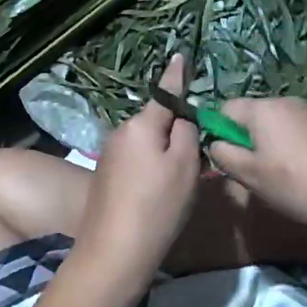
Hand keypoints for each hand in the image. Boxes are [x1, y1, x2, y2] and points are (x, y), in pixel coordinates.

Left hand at [76, 55, 201, 291]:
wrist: (115, 251)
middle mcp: (121, 132)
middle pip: (158, 121)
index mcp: (140, 123)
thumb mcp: (184, 164)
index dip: (177, 76)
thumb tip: (181, 118)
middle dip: (178, 131)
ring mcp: (110, 155)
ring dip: (166, 152)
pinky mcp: (106, 177)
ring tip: (184, 181)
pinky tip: (162, 193)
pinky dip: (154, 168)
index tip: (181, 55)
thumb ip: (186, 132)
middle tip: (200, 157)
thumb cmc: (157, 205)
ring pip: (149, 143)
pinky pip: (138, 161)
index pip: (165, 92)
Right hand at [205, 95, 306, 238]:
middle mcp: (287, 102)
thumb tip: (216, 144)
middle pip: (254, 116)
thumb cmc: (299, 183)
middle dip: (249, 141)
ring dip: (273, 147)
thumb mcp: (250, 176)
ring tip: (283, 180)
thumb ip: (225, 156)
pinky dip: (296, 151)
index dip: (221, 132)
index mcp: (263, 108)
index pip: (226, 108)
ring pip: (278, 126)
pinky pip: (300, 134)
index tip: (230, 159)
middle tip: (255, 174)